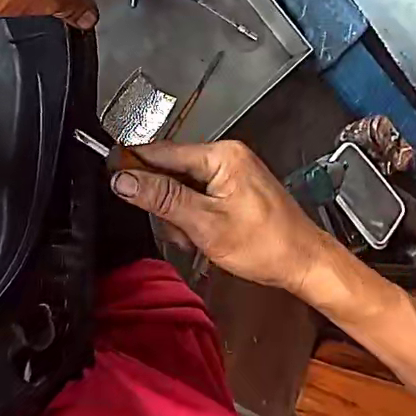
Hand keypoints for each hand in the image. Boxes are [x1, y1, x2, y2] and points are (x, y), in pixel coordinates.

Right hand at [109, 141, 341, 299]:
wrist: (304, 263)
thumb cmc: (267, 244)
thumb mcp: (205, 223)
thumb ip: (162, 198)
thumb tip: (125, 180)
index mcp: (221, 155)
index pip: (163, 152)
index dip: (134, 165)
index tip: (111, 177)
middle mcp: (226, 156)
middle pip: (171, 170)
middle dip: (166, 203)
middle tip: (179, 229)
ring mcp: (230, 172)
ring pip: (181, 187)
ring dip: (180, 215)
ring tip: (198, 238)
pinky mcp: (232, 188)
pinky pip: (197, 195)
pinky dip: (193, 217)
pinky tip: (204, 235)